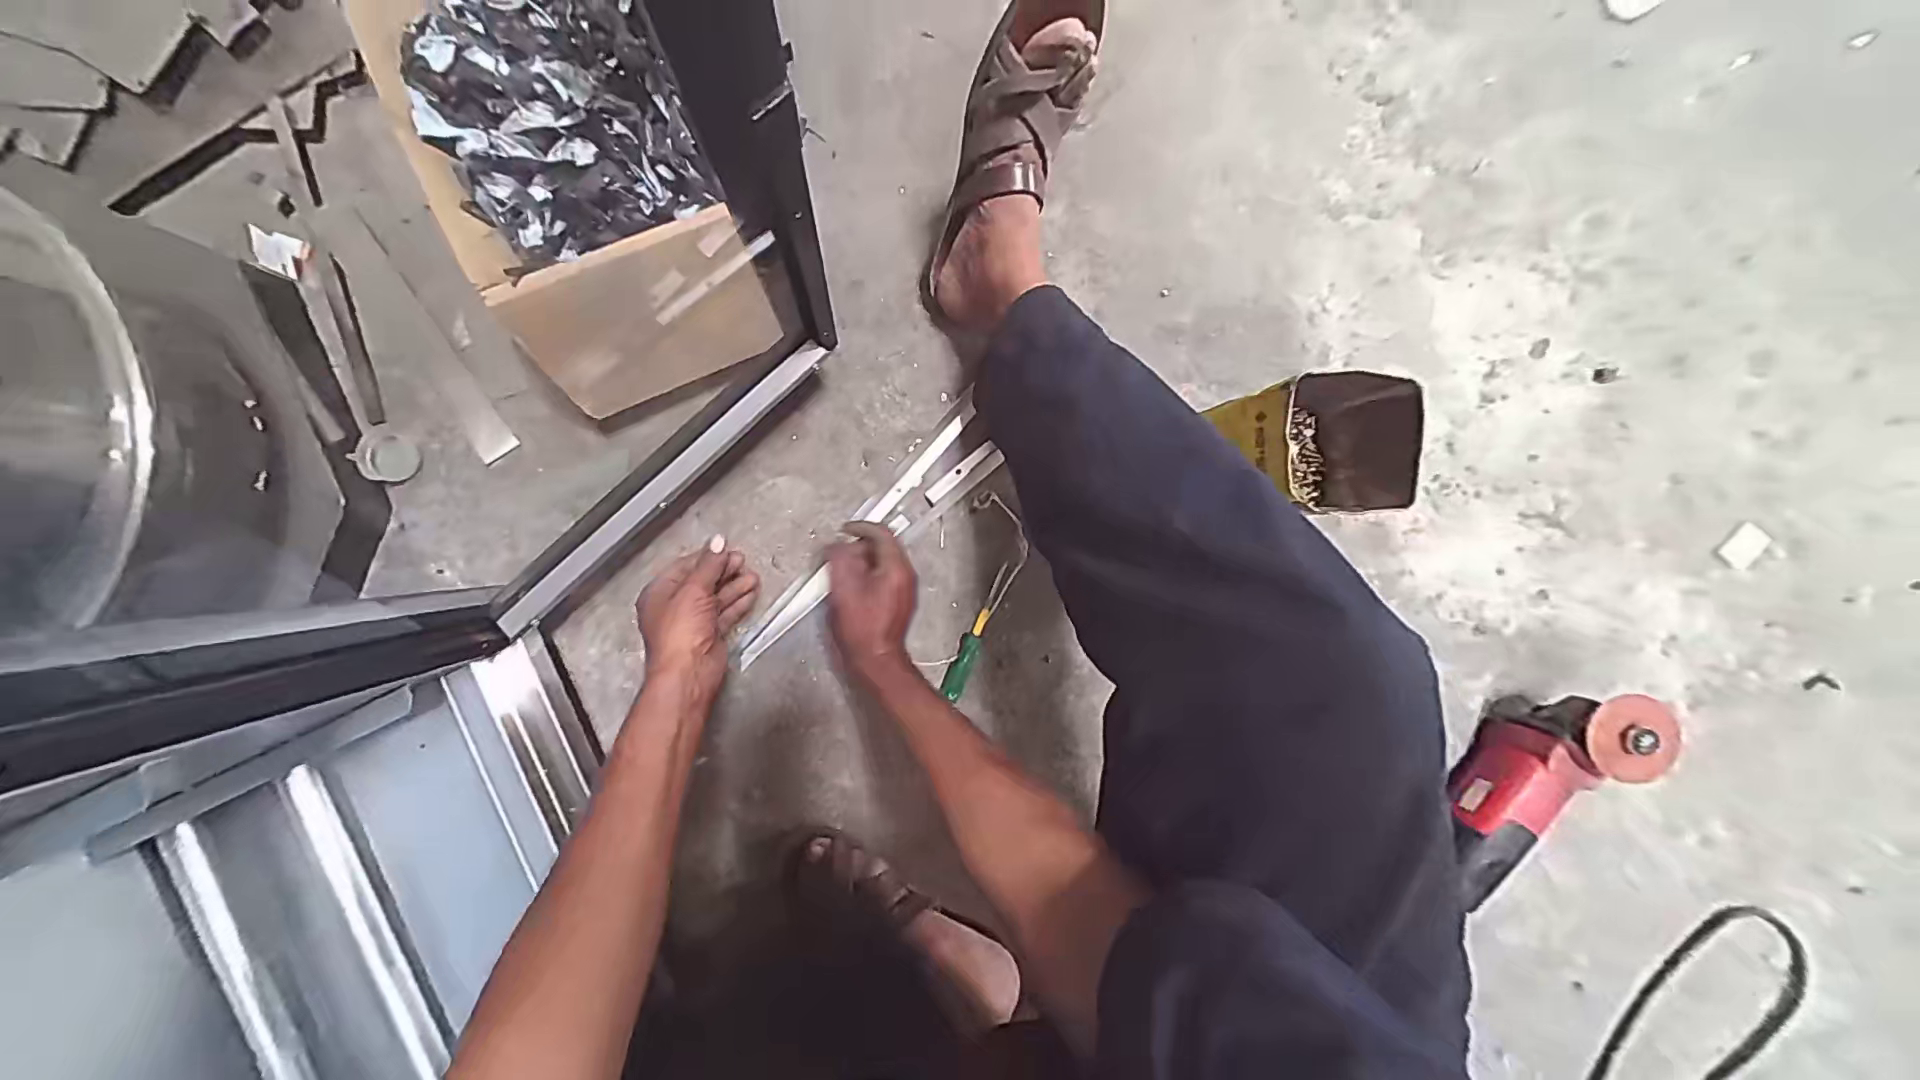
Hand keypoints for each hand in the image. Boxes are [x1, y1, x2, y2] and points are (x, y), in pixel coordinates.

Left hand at [636, 537, 759, 700]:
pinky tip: (751, 593)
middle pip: (702, 581)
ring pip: (716, 597)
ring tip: (753, 576)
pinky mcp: (710, 634)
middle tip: (743, 560)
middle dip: (723, 571)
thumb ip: (709, 564)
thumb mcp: (694, 590)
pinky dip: (738, 603)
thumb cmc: (681, 630)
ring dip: (734, 586)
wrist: (688, 672)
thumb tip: (718, 540)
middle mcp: (675, 606)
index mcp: (660, 592)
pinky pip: (725, 613)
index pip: (685, 567)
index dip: (707, 557)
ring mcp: (693, 621)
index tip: (727, 549)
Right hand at [827, 521, 917, 677]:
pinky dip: (869, 575)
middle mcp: (906, 576)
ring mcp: (905, 589)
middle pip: (885, 546)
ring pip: (884, 562)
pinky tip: (853, 587)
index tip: (845, 531)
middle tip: (841, 553)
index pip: (882, 533)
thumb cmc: (862, 632)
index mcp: (896, 568)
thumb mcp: (842, 590)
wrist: (876, 660)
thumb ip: (839, 560)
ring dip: (863, 561)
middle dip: (860, 546)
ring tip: (843, 572)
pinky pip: (885, 577)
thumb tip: (837, 545)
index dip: (860, 527)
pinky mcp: (900, 600)